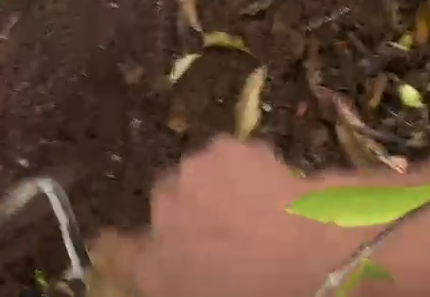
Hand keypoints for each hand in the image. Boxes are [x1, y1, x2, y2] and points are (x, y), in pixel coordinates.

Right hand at [89, 139, 352, 296]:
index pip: (118, 252)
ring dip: (211, 186)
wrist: (311, 255)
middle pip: (163, 204)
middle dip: (185, 212)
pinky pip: (224, 158)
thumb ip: (179, 279)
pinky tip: (267, 186)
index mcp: (155, 269)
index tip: (121, 242)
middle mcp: (162, 215)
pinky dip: (239, 168)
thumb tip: (186, 268)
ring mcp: (191, 175)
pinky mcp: (222, 146)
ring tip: (247, 207)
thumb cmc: (264, 293)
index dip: (119, 247)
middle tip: (219, 230)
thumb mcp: (207, 292)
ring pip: (194, 176)